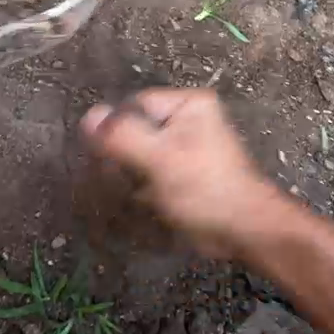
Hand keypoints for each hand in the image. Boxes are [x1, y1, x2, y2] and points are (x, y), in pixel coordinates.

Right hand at [81, 89, 294, 256]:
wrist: (244, 229)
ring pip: (139, 155)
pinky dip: (144, 188)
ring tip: (142, 195)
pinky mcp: (183, 172)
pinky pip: (150, 173)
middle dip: (126, 159)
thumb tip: (89, 117)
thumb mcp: (161, 158)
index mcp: (188, 104)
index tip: (107, 160)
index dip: (117, 131)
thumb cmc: (205, 188)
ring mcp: (185, 146)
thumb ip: (123, 136)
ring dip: (133, 177)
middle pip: (135, 130)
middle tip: (127, 182)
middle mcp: (186, 119)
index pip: (134, 107)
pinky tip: (149, 203)